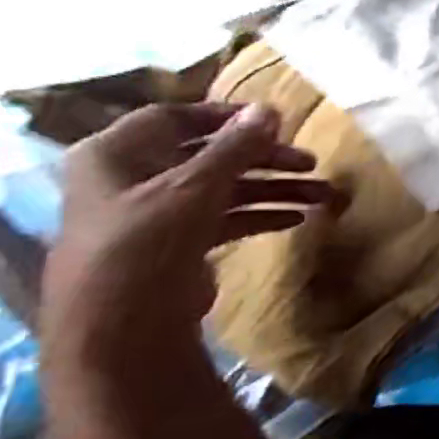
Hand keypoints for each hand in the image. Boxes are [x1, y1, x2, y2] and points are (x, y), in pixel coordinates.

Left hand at [41, 102, 333, 373]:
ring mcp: (157, 215)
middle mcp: (133, 178)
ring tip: (322, 196)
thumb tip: (270, 109)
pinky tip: (296, 220)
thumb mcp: (193, 189)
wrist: (121, 329)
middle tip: (311, 163)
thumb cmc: (146, 245)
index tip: (276, 121)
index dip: (226, 117)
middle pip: (208, 156)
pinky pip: (224, 220)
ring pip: (223, 190)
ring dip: (273, 190)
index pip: (175, 119)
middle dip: (264, 159)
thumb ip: (234, 148)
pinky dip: (259, 216)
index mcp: (117, 153)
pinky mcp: (178, 247)